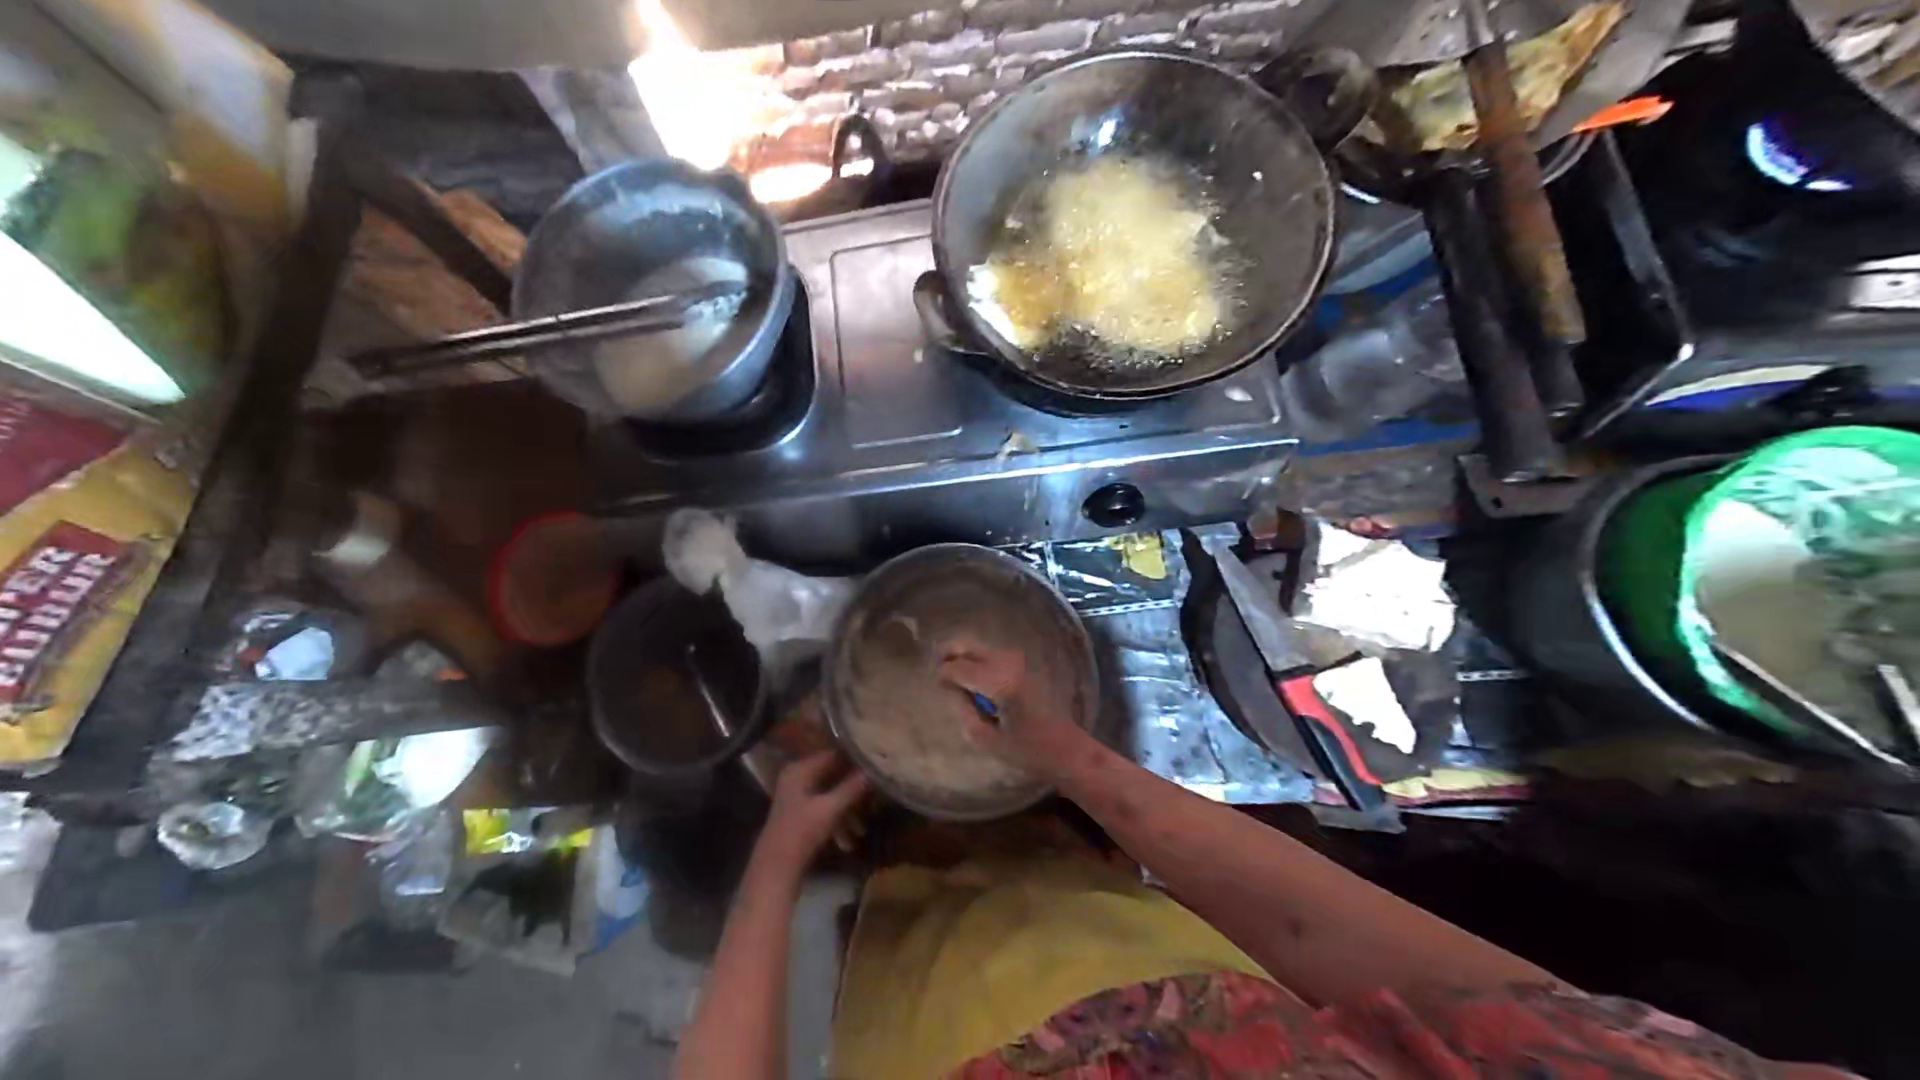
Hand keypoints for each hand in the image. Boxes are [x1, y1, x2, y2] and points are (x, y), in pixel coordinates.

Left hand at [755, 750, 869, 875]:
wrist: (775, 871)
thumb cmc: (800, 833)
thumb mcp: (829, 809)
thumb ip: (852, 787)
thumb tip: (874, 769)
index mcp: (799, 770)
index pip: (833, 754)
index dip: (855, 758)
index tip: (877, 762)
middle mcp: (797, 778)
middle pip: (833, 774)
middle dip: (854, 785)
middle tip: (878, 789)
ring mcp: (797, 797)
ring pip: (831, 793)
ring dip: (849, 806)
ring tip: (867, 820)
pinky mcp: (800, 815)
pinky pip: (825, 808)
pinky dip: (839, 818)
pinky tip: (852, 836)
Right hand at [937, 638, 1092, 781]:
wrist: (1067, 747)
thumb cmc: (1028, 750)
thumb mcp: (985, 739)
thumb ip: (964, 710)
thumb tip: (954, 689)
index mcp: (1000, 682)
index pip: (959, 668)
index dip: (943, 674)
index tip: (937, 685)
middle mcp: (1009, 663)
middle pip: (968, 646)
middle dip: (949, 654)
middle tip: (936, 667)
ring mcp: (1020, 659)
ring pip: (981, 647)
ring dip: (965, 656)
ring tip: (955, 675)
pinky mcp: (1027, 663)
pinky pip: (994, 654)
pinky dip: (979, 660)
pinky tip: (975, 677)